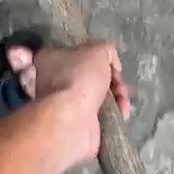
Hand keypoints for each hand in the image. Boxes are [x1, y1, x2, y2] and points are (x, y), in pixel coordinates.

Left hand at [5, 41, 131, 171]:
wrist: (72, 120)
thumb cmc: (79, 78)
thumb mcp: (97, 51)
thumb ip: (106, 49)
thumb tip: (111, 61)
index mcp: (50, 58)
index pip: (78, 54)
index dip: (98, 58)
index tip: (110, 65)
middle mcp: (54, 80)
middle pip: (91, 76)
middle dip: (112, 81)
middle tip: (120, 86)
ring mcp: (65, 103)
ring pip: (99, 96)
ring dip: (117, 97)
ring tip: (123, 100)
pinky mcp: (79, 123)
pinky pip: (101, 114)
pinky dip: (114, 113)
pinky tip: (122, 113)